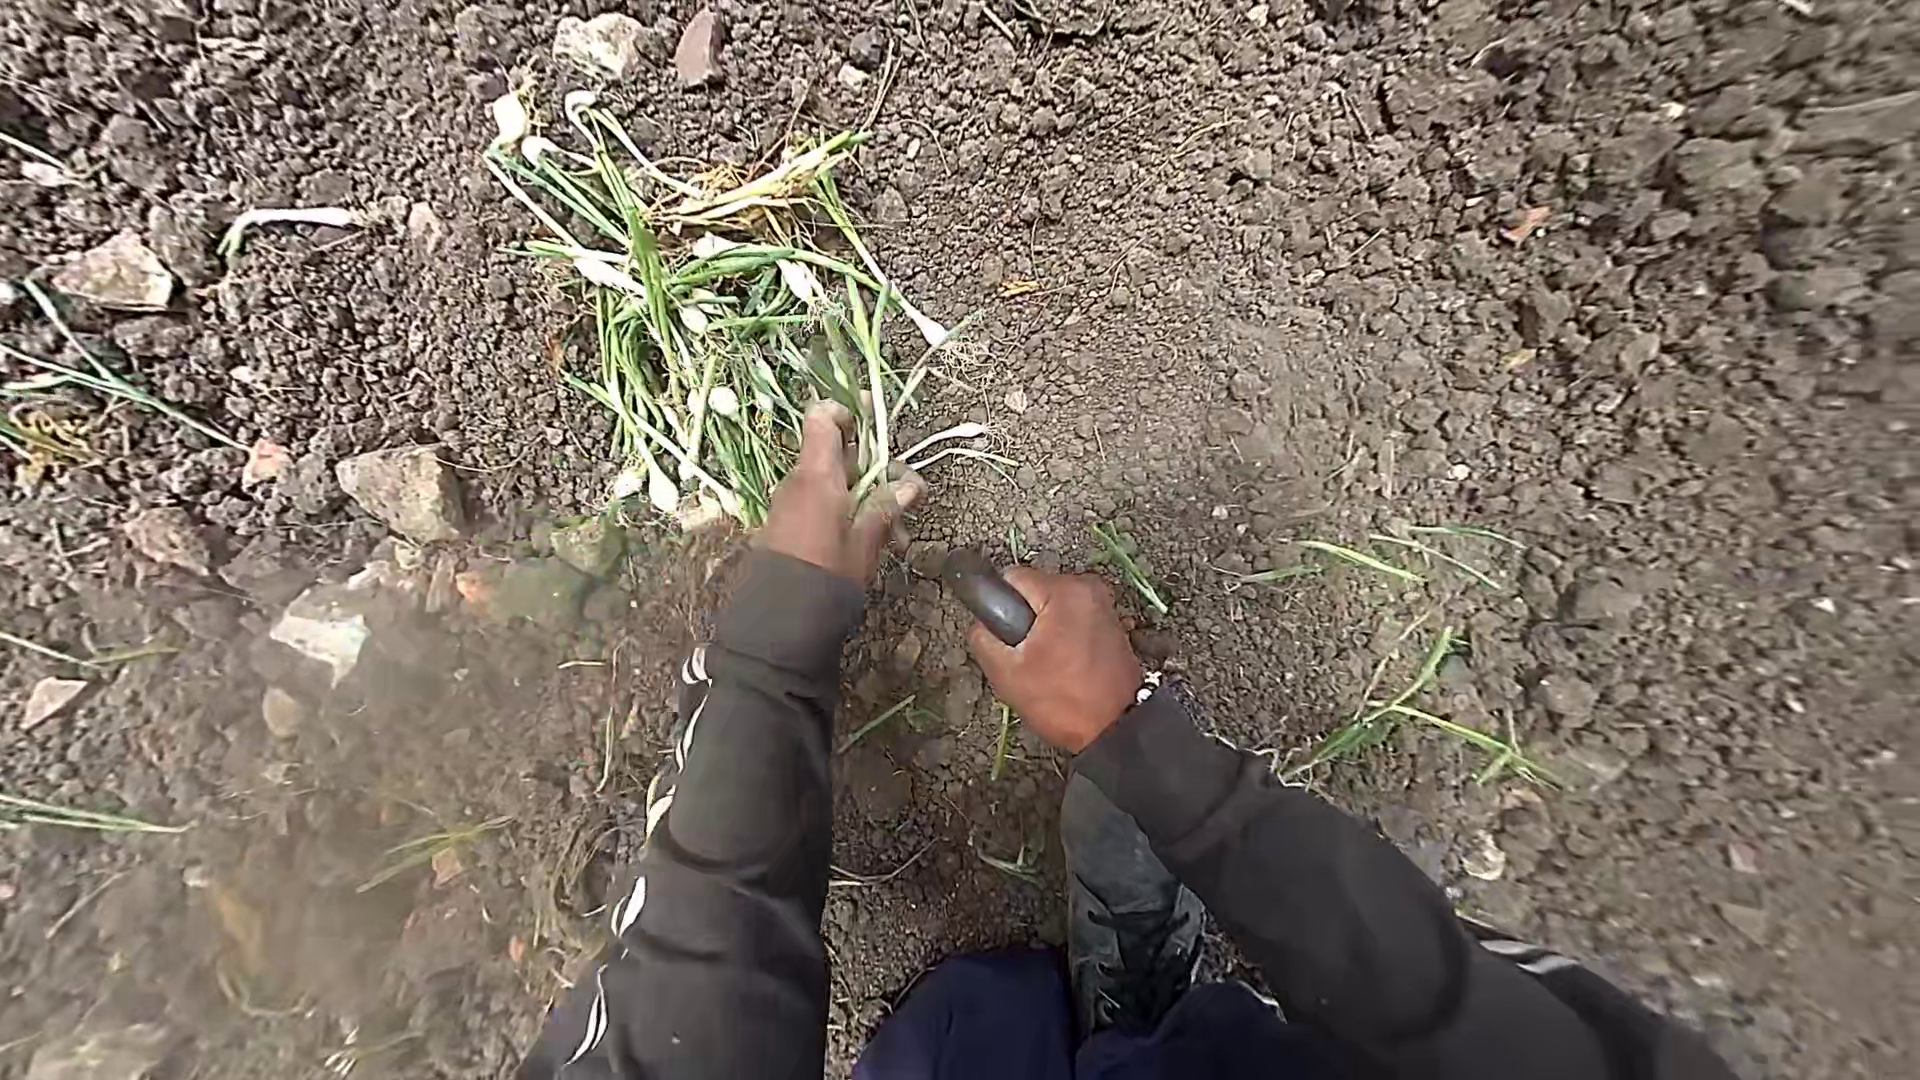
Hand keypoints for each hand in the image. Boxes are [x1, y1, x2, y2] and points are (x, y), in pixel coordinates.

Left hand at [761, 402, 925, 583]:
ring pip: (839, 484)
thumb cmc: (825, 574)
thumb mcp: (865, 541)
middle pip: (842, 455)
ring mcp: (794, 502)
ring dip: (870, 499)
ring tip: (897, 536)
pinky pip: (825, 504)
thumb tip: (910, 486)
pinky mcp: (792, 523)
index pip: (823, 418)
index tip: (874, 419)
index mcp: (817, 475)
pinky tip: (875, 543)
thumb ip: (886, 508)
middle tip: (908, 497)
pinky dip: (850, 513)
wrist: (779, 618)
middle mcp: (801, 481)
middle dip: (879, 471)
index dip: (847, 411)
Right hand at [966, 569, 1142, 752]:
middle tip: (1026, 657)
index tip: (1008, 638)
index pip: (1012, 578)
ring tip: (1046, 664)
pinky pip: (1070, 615)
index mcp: (1064, 591)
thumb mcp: (1007, 673)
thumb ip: (982, 636)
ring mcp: (1102, 603)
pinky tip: (1063, 663)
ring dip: (1041, 628)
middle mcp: (1087, 587)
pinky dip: (1061, 633)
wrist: (1116, 729)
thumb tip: (981, 621)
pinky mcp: (1109, 620)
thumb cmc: (1064, 701)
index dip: (1000, 608)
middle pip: (1033, 590)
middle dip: (1022, 619)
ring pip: (1050, 604)